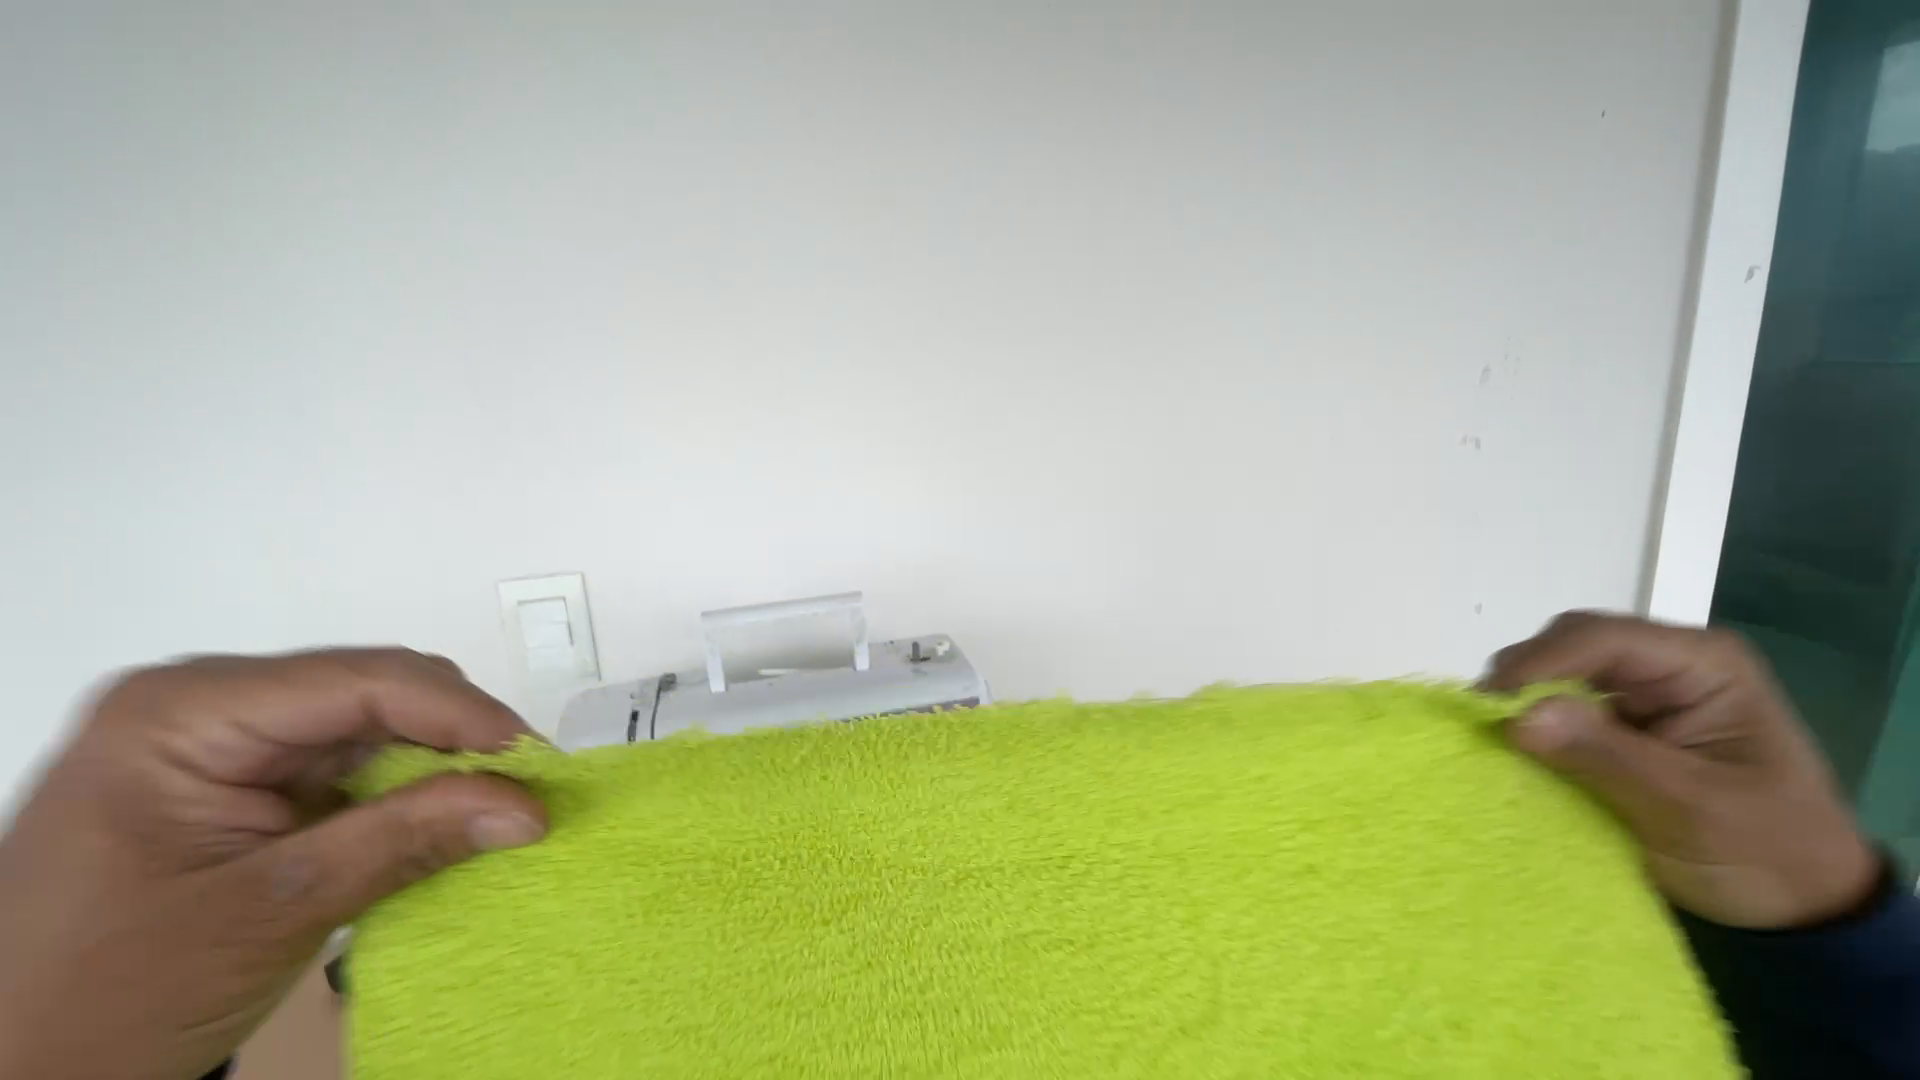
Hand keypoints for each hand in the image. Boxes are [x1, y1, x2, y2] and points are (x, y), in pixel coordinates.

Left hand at [0, 650, 547, 1079]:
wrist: (5, 1078)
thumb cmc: (107, 993)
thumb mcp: (272, 910)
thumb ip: (407, 841)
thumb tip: (532, 808)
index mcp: (186, 711)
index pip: (363, 681)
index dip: (464, 714)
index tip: (537, 762)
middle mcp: (212, 703)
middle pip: (379, 689)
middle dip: (460, 736)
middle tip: (524, 789)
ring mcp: (232, 738)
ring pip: (381, 720)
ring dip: (445, 762)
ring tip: (498, 803)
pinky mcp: (253, 775)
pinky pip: (360, 757)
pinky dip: (414, 787)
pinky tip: (446, 815)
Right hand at [1486, 611, 1879, 929]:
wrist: (1794, 904)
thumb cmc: (1764, 852)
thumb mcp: (1692, 809)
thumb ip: (1606, 757)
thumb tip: (1518, 717)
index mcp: (1702, 664)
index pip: (1600, 639)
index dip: (1539, 664)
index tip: (1493, 707)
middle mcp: (1663, 661)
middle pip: (1566, 642)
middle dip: (1523, 677)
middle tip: (1489, 724)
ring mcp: (1635, 687)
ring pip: (1549, 667)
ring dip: (1519, 699)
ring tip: (1498, 738)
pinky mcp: (1610, 716)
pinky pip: (1550, 700)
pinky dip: (1525, 719)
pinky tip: (1515, 745)